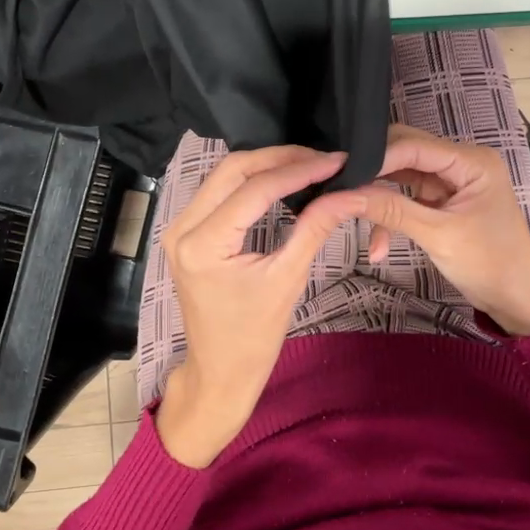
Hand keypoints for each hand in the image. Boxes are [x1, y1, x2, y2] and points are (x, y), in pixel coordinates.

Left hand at [155, 146, 363, 467]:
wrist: (220, 371)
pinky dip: (252, 180)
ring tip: (309, 165)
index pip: (255, 189)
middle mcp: (182, 228)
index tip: (336, 161)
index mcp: (203, 244)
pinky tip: (283, 180)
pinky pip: (220, 191)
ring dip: (266, 165)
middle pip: (233, 169)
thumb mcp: (288, 279)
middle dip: (281, 158)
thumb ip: (315, 228)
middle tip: (324, 158)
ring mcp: (179, 228)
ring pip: (225, 175)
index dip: (299, 170)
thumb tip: (350, 193)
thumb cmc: (254, 336)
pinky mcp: (187, 231)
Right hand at [354, 124, 529, 336]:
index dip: (377, 156)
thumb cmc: (489, 263)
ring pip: (402, 175)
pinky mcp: (443, 201)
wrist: (518, 300)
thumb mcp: (437, 236)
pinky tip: (376, 248)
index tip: (340, 171)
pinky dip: (392, 217)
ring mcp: (451, 181)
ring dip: (378, 197)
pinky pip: (408, 197)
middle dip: (373, 171)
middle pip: (406, 152)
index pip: (415, 145)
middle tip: (338, 185)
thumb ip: (391, 211)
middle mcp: (461, 162)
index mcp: (471, 161)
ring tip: (347, 210)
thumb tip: (344, 195)